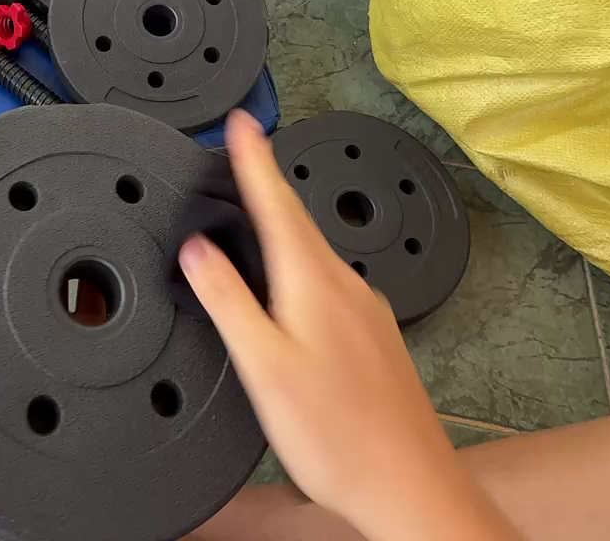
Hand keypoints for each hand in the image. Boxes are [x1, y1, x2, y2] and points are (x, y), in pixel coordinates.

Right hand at [178, 111, 517, 540]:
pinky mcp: (372, 331)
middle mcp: (343, 282)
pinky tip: (293, 277)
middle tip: (244, 149)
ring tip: (259, 204)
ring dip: (282, 218)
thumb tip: (197, 249)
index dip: (254, 158)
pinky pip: (328, 274)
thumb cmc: (337, 433)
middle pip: (296, 217)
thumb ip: (228, 300)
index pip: (275, 202)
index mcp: (311, 280)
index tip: (242, 120)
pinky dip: (301, 257)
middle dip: (266, 179)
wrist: (413, 488)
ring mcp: (363, 306)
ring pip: (313, 247)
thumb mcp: (264, 366)